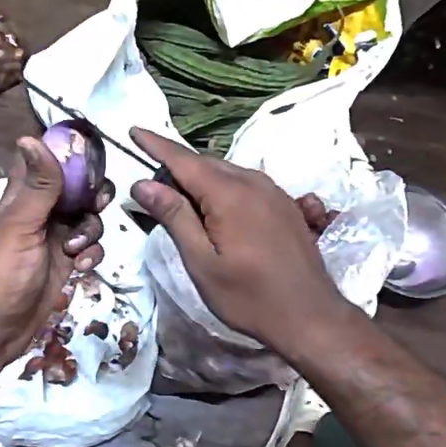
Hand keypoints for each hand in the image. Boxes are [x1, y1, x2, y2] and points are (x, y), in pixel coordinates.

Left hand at [0, 137, 113, 366]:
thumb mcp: (18, 225)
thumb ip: (35, 185)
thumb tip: (30, 136)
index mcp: (18, 197)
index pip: (42, 160)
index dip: (65, 152)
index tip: (91, 154)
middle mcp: (36, 213)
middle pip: (73, 188)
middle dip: (91, 194)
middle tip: (97, 204)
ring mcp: (52, 239)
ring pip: (85, 218)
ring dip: (90, 229)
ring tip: (76, 250)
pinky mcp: (64, 263)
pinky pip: (88, 247)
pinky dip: (91, 253)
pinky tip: (82, 267)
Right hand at [127, 129, 352, 354]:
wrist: (311, 316)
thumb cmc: (249, 297)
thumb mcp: (201, 262)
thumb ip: (174, 217)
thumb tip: (144, 183)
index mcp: (229, 194)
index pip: (183, 159)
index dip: (156, 144)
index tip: (134, 130)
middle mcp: (253, 183)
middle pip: (205, 163)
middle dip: (175, 164)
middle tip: (149, 180)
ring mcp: (274, 192)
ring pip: (227, 172)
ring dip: (199, 177)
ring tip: (176, 194)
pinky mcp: (286, 206)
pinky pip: (246, 184)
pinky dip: (222, 186)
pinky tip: (214, 206)